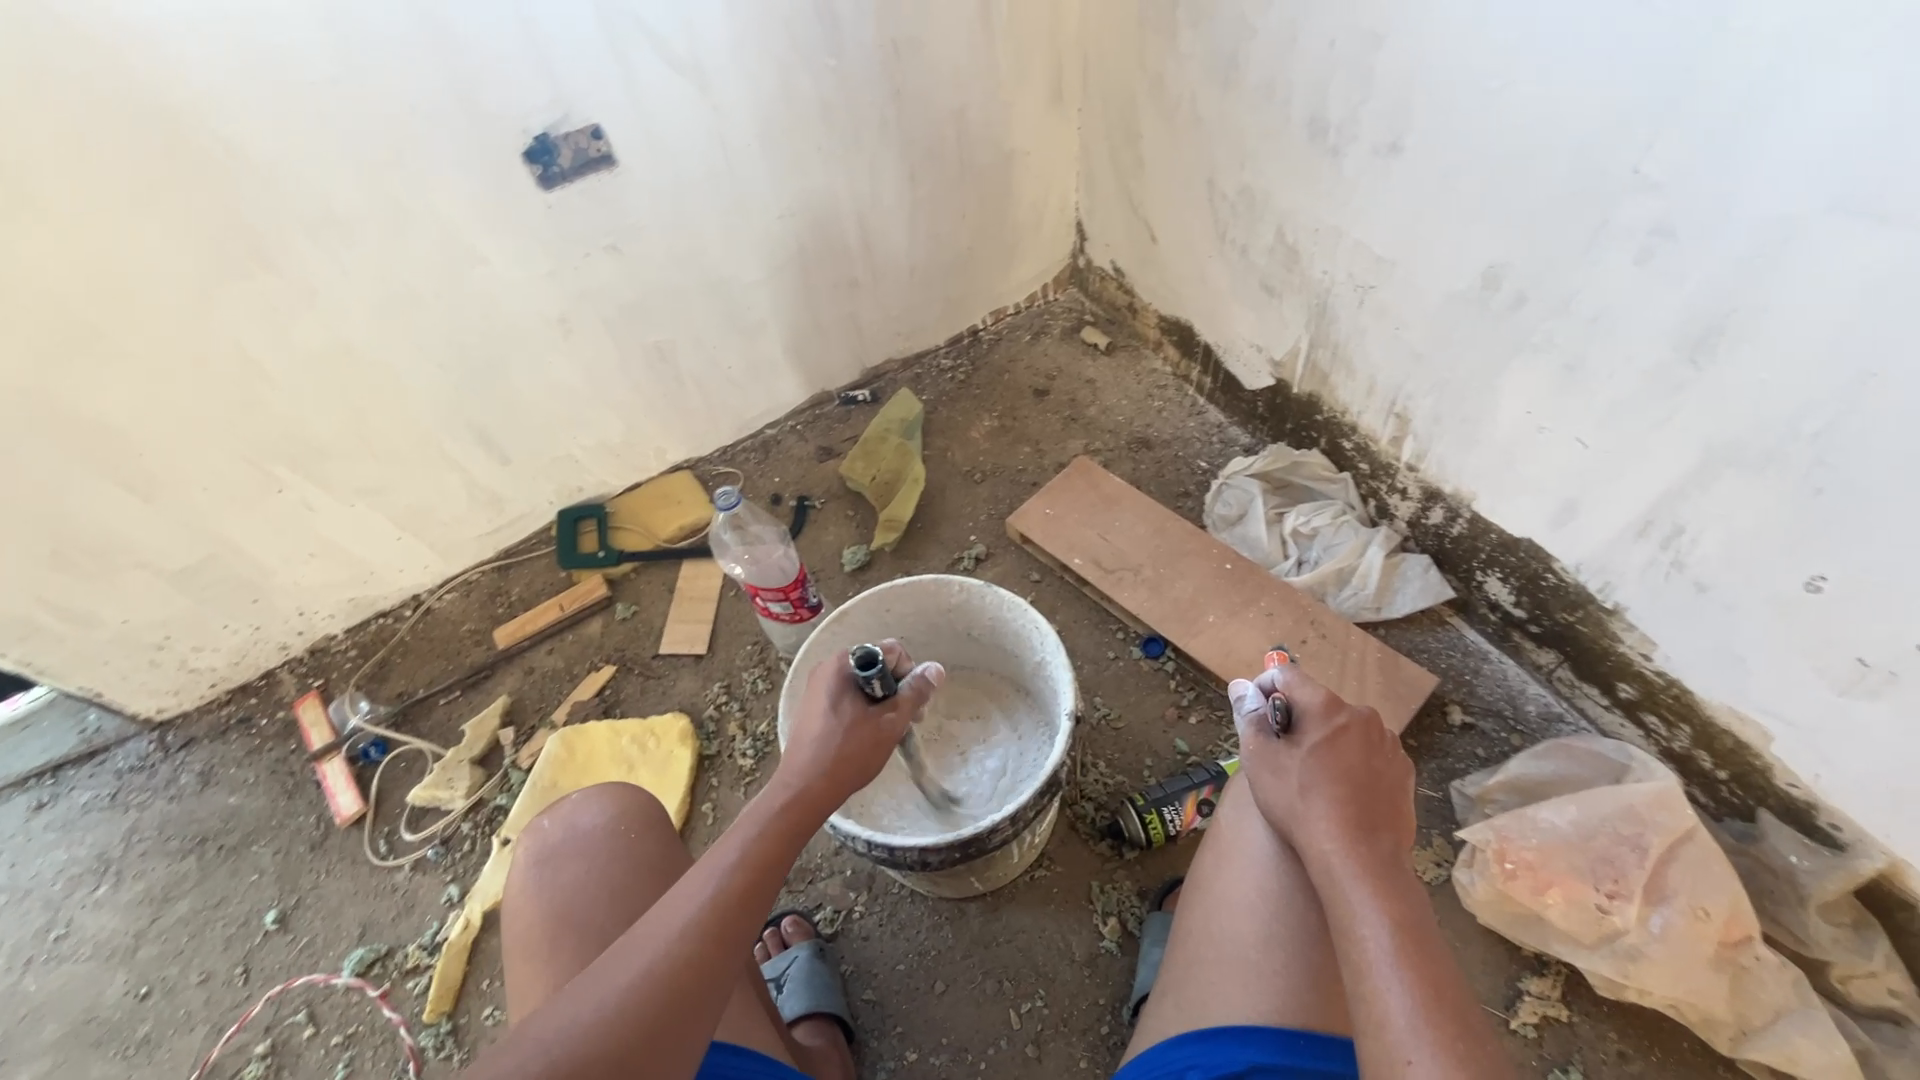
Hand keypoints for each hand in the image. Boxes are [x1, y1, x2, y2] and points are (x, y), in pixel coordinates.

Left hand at [774, 639, 944, 813]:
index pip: (893, 652)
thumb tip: (935, 668)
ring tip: (886, 733)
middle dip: (897, 691)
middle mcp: (829, 666)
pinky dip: (863, 709)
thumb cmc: (849, 753)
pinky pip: (848, 696)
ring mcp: (818, 686)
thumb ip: (915, 692)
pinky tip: (866, 735)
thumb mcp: (890, 722)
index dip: (910, 677)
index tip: (913, 709)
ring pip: (864, 683)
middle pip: (878, 665)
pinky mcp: (813, 705)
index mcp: (845, 663)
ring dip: (882, 703)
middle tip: (905, 723)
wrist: (803, 789)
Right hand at [1227, 664, 1414, 870]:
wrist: (1360, 860)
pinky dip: (1353, 762)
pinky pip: (1369, 753)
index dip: (1264, 687)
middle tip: (1282, 755)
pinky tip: (1343, 793)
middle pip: (1318, 704)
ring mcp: (1388, 743)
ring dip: (1327, 740)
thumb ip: (1250, 716)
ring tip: (1314, 778)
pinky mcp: (1404, 770)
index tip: (1255, 712)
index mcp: (1325, 706)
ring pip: (1346, 729)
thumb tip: (1241, 686)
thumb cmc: (1301, 805)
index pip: (1287, 675)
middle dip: (1297, 720)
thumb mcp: (1261, 761)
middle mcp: (1362, 715)